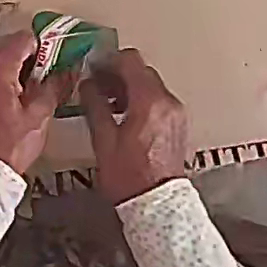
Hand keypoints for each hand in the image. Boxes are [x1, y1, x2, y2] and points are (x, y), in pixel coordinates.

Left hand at [0, 32, 76, 172]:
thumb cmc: (12, 143)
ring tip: (34, 81)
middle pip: (9, 42)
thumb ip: (55, 85)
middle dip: (29, 52)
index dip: (44, 46)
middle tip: (47, 70)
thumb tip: (69, 69)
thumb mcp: (40, 114)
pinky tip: (18, 89)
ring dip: (16, 61)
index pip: (24, 39)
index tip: (56, 57)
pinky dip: (4, 71)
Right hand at [78, 49, 189, 203]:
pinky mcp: (179, 123)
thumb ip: (95, 105)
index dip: (109, 60)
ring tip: (106, 101)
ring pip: (151, 84)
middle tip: (96, 83)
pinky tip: (124, 113)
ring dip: (129, 86)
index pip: (131, 61)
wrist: (158, 206)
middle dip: (118, 73)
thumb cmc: (129, 177)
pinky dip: (141, 98)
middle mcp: (168, 102)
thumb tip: (88, 85)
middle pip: (142, 71)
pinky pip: (159, 100)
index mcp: (149, 102)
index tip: (93, 67)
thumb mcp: (104, 140)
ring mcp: (176, 112)